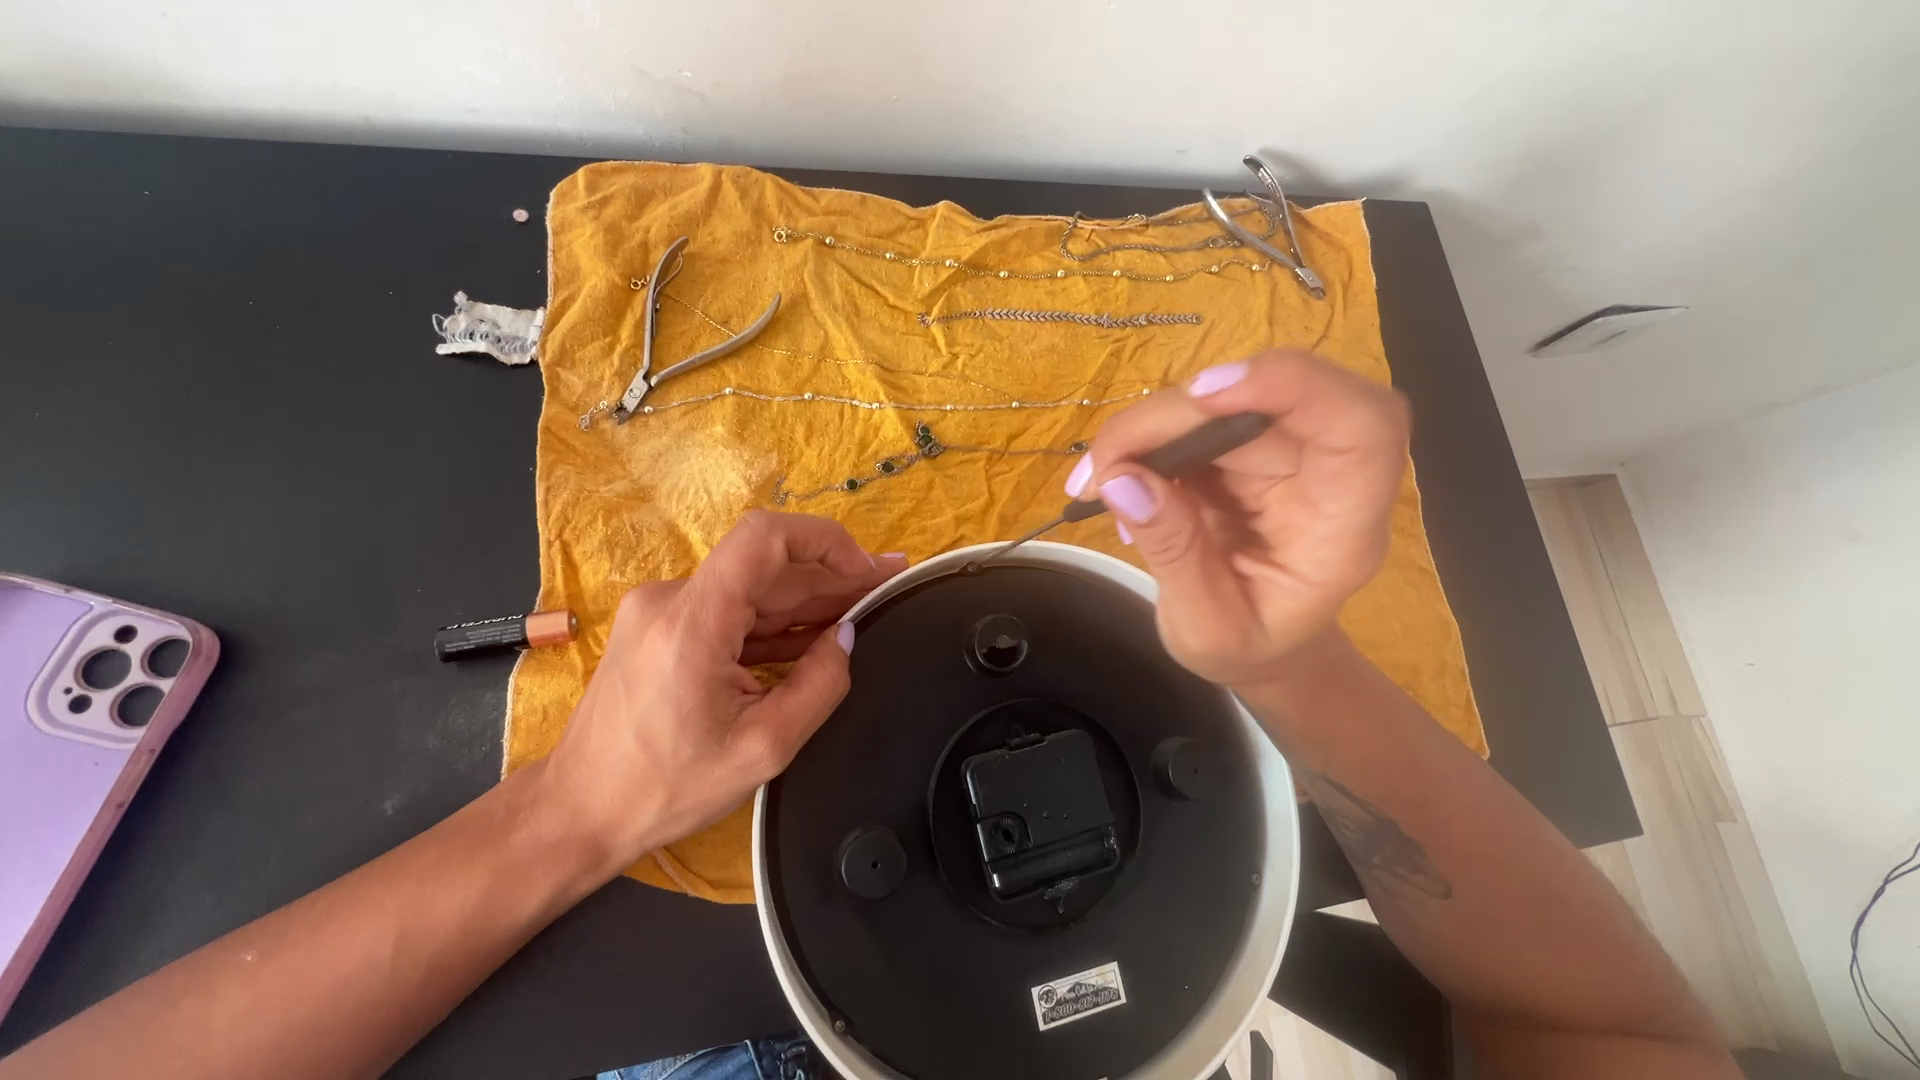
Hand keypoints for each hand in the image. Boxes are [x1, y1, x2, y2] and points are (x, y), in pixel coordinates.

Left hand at [539, 511, 905, 875]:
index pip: (763, 538)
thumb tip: (846, 637)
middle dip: (831, 575)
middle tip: (888, 583)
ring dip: (808, 598)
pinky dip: (775, 621)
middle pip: (766, 568)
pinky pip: (731, 610)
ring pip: (752, 589)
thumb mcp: (763, 748)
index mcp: (692, 624)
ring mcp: (662, 611)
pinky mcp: (662, 627)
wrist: (579, 809)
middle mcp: (671, 601)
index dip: (824, 541)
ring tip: (864, 603)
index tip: (864, 571)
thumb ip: (819, 686)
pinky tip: (817, 629)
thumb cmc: (664, 790)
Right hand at [1076, 350, 1408, 690]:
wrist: (1264, 647)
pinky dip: (1143, 439)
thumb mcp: (1206, 627)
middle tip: (1102, 465)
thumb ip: (1173, 555)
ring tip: (1093, 480)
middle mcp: (1326, 474)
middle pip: (1267, 404)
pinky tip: (1111, 478)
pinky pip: (1195, 419)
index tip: (1203, 394)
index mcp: (1345, 527)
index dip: (1293, 387)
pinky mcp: (1247, 448)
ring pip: (1221, 403)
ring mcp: (1287, 454)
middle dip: (1175, 418)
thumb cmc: (1250, 646)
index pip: (1362, 426)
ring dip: (1147, 428)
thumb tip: (1122, 480)